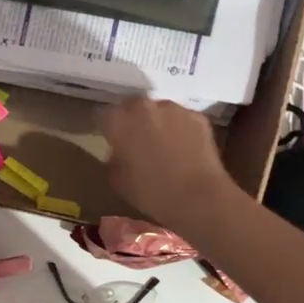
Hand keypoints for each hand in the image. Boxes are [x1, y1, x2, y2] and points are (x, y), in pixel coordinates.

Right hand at [101, 98, 240, 226]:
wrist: (197, 196)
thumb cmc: (150, 192)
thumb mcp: (118, 181)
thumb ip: (114, 160)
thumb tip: (119, 153)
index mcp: (119, 122)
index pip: (105, 115)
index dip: (109, 129)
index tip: (111, 141)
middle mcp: (145, 108)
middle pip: (133, 106)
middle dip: (133, 119)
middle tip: (136, 140)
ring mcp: (174, 109)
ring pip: (159, 110)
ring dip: (157, 122)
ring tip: (163, 144)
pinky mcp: (197, 117)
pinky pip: (182, 119)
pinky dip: (180, 128)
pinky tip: (184, 147)